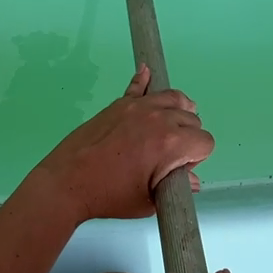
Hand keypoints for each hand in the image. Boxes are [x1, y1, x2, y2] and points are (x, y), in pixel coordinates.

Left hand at [30, 65, 213, 224]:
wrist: (68, 182)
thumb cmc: (109, 196)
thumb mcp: (148, 201)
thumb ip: (175, 187)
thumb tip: (190, 181)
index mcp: (171, 143)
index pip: (205, 141)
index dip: (196, 158)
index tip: (178, 170)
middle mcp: (159, 118)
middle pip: (192, 118)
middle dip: (188, 137)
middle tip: (167, 158)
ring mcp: (138, 107)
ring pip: (173, 97)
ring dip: (178, 110)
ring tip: (171, 125)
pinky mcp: (119, 104)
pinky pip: (137, 85)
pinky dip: (144, 79)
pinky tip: (147, 72)